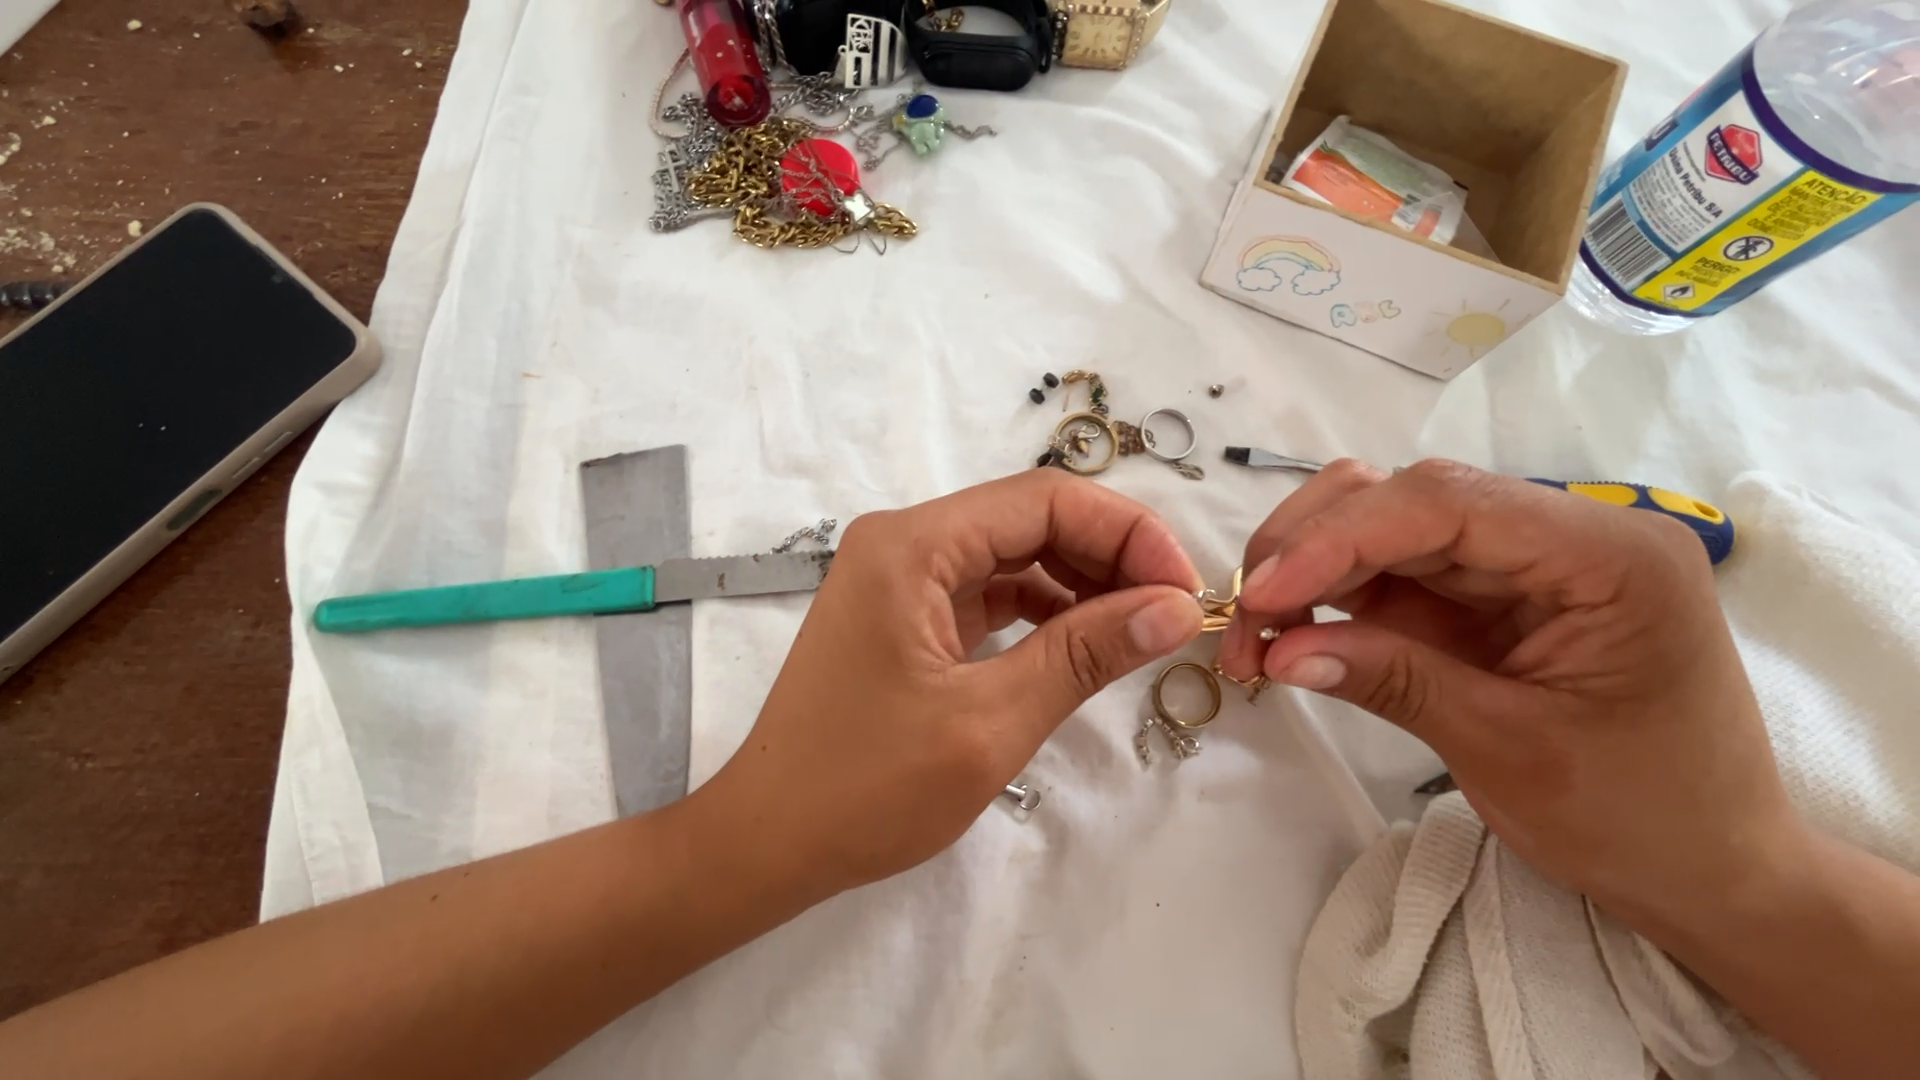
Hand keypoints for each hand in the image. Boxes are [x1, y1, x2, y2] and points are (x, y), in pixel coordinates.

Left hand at [697, 469, 1203, 898]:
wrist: (769, 842)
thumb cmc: (867, 788)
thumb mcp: (989, 723)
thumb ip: (1084, 654)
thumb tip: (1174, 609)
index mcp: (911, 546)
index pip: (1042, 500)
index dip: (1125, 533)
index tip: (1182, 589)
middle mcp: (903, 543)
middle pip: (1028, 519)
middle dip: (1108, 556)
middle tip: (1170, 611)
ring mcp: (901, 578)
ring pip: (1013, 554)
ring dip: (1079, 582)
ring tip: (1137, 626)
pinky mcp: (907, 614)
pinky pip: (988, 591)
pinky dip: (1041, 610)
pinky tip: (1083, 638)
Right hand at [1217, 459, 1800, 933]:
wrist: (1700, 867)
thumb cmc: (1641, 816)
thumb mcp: (1512, 751)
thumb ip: (1394, 682)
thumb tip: (1278, 651)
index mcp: (1603, 555)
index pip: (1444, 504)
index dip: (1338, 538)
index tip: (1262, 597)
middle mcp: (1551, 536)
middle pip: (1395, 496)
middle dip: (1304, 549)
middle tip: (1245, 623)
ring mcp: (1504, 562)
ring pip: (1372, 522)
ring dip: (1299, 568)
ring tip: (1253, 636)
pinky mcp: (1467, 594)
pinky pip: (1376, 570)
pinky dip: (1319, 596)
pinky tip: (1285, 635)